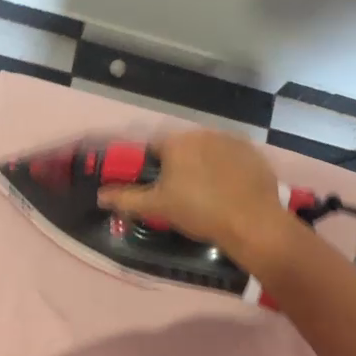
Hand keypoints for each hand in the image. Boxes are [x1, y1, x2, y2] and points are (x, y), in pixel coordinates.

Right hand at [97, 130, 286, 253]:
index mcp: (177, 142)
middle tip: (181, 195)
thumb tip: (101, 195)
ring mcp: (232, 140)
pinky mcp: (253, 153)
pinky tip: (228, 192)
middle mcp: (203, 133)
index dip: (152, 167)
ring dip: (203, 166)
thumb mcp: (158, 207)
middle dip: (178, 166)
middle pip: (182, 147)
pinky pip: (232, 158)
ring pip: (208, 151)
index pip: (154, 147)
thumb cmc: (199, 212)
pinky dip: (227, 170)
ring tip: (207, 195)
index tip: (157, 188)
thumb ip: (127, 198)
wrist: (251, 222)